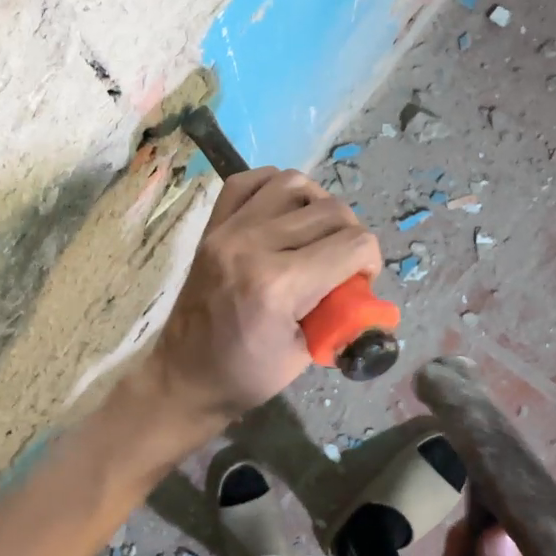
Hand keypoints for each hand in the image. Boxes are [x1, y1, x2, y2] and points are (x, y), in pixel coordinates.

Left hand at [147, 167, 381, 422]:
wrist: (185, 374)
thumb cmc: (246, 374)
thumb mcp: (306, 353)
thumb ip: (340, 312)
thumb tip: (364, 286)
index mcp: (278, 284)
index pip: (352, 243)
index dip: (370, 261)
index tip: (361, 282)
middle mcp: (252, 245)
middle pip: (329, 210)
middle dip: (350, 235)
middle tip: (342, 265)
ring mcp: (227, 231)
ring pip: (292, 183)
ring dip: (316, 205)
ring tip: (315, 235)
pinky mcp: (211, 227)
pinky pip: (247, 181)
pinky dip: (274, 188)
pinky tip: (284, 213)